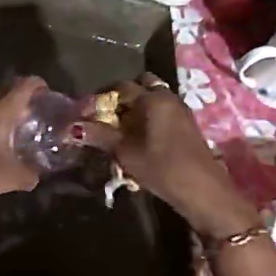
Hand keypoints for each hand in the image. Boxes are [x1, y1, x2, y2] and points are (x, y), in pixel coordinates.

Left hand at [0, 76, 44, 208]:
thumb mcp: (13, 177)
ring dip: (1, 107)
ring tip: (10, 124)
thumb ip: (30, 174)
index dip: (38, 85)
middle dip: (20, 97)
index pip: (23, 85)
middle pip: (5, 89)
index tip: (46, 93)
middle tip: (31, 113)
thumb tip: (35, 176)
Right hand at [82, 73, 258, 236]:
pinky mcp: (186, 124)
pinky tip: (138, 137)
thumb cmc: (161, 167)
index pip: (120, 87)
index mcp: (152, 98)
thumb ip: (100, 135)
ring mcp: (180, 110)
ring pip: (153, 98)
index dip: (100, 98)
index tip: (85, 113)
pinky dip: (148, 117)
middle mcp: (168, 97)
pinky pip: (162, 111)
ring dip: (136, 108)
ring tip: (119, 129)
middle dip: (122, 97)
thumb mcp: (125, 152)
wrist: (203, 190)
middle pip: (140, 86)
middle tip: (106, 117)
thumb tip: (73, 127)